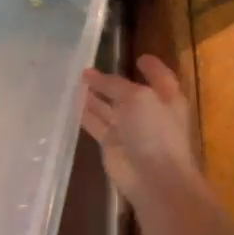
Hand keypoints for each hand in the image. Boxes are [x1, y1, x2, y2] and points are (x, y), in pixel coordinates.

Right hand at [80, 55, 201, 204]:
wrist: (154, 178)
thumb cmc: (155, 132)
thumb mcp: (137, 98)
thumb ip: (113, 84)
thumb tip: (89, 74)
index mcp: (165, 98)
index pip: (160, 77)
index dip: (151, 66)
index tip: (139, 56)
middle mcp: (148, 112)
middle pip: (128, 92)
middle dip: (111, 81)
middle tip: (87, 68)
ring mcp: (129, 129)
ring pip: (107, 107)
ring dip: (93, 96)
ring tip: (72, 81)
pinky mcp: (111, 143)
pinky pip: (94, 123)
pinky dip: (83, 114)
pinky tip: (68, 103)